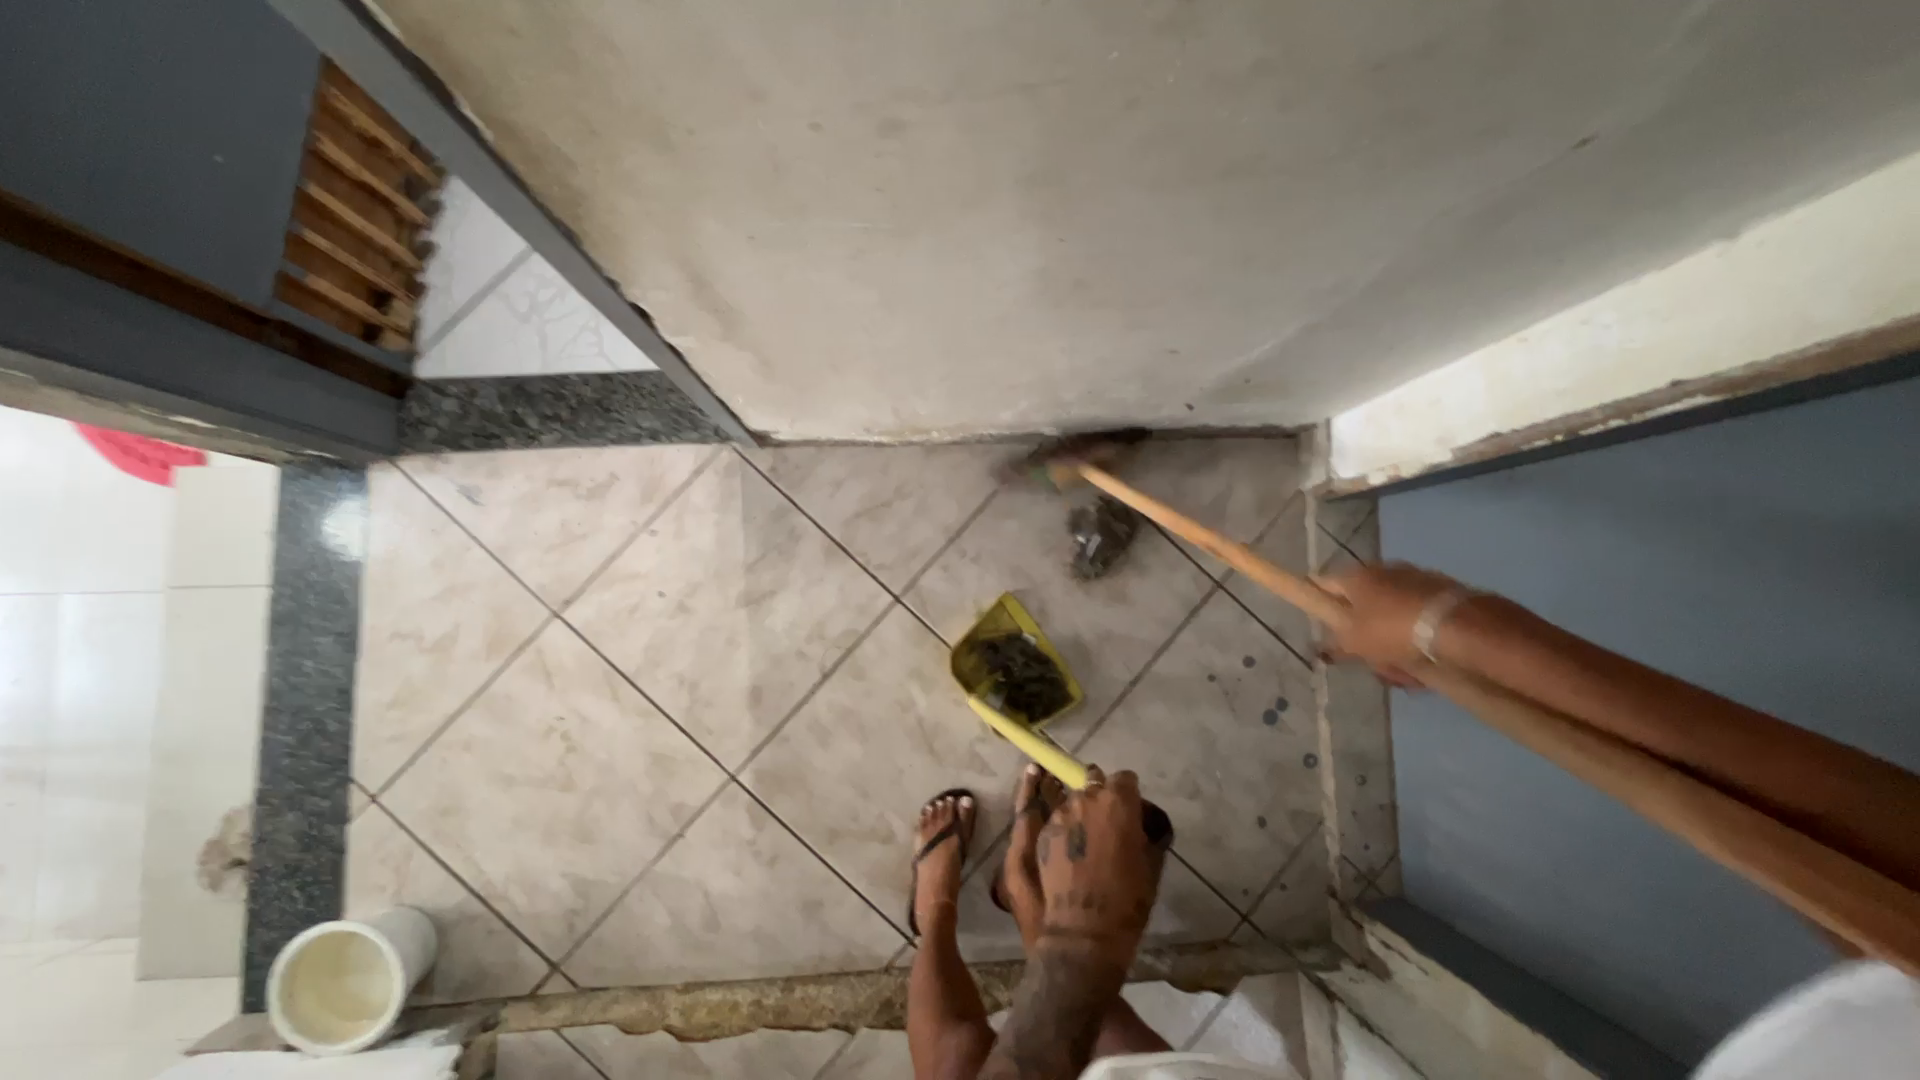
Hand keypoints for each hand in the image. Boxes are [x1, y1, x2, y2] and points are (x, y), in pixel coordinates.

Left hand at [1034, 767, 1158, 957]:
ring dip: (1079, 810)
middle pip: (1093, 782)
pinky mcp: (1042, 833)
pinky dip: (1062, 828)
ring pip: (1071, 799)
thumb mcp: (1150, 863)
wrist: (1085, 931)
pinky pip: (1055, 820)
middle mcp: (1085, 799)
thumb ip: (1144, 832)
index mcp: (1118, 802)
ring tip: (1084, 835)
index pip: (1124, 778)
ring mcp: (1060, 815)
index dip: (1127, 791)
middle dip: (1100, 796)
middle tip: (1106, 819)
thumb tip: (1140, 823)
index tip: (1129, 806)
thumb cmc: (1127, 900)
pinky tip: (1067, 849)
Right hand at [1316, 561, 1466, 674]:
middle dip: (1363, 629)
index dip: (1319, 601)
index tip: (1322, 621)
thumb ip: (1335, 645)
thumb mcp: (1355, 643)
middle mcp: (1382, 570)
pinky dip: (1416, 634)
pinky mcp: (1441, 590)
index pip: (1324, 583)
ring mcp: (1414, 578)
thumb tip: (1321, 649)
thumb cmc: (1391, 629)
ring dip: (1391, 636)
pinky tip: (1423, 658)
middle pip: (1361, 601)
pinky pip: (1418, 615)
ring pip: (1392, 611)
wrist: (1456, 625)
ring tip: (1401, 668)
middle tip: (1367, 656)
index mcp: (1355, 576)